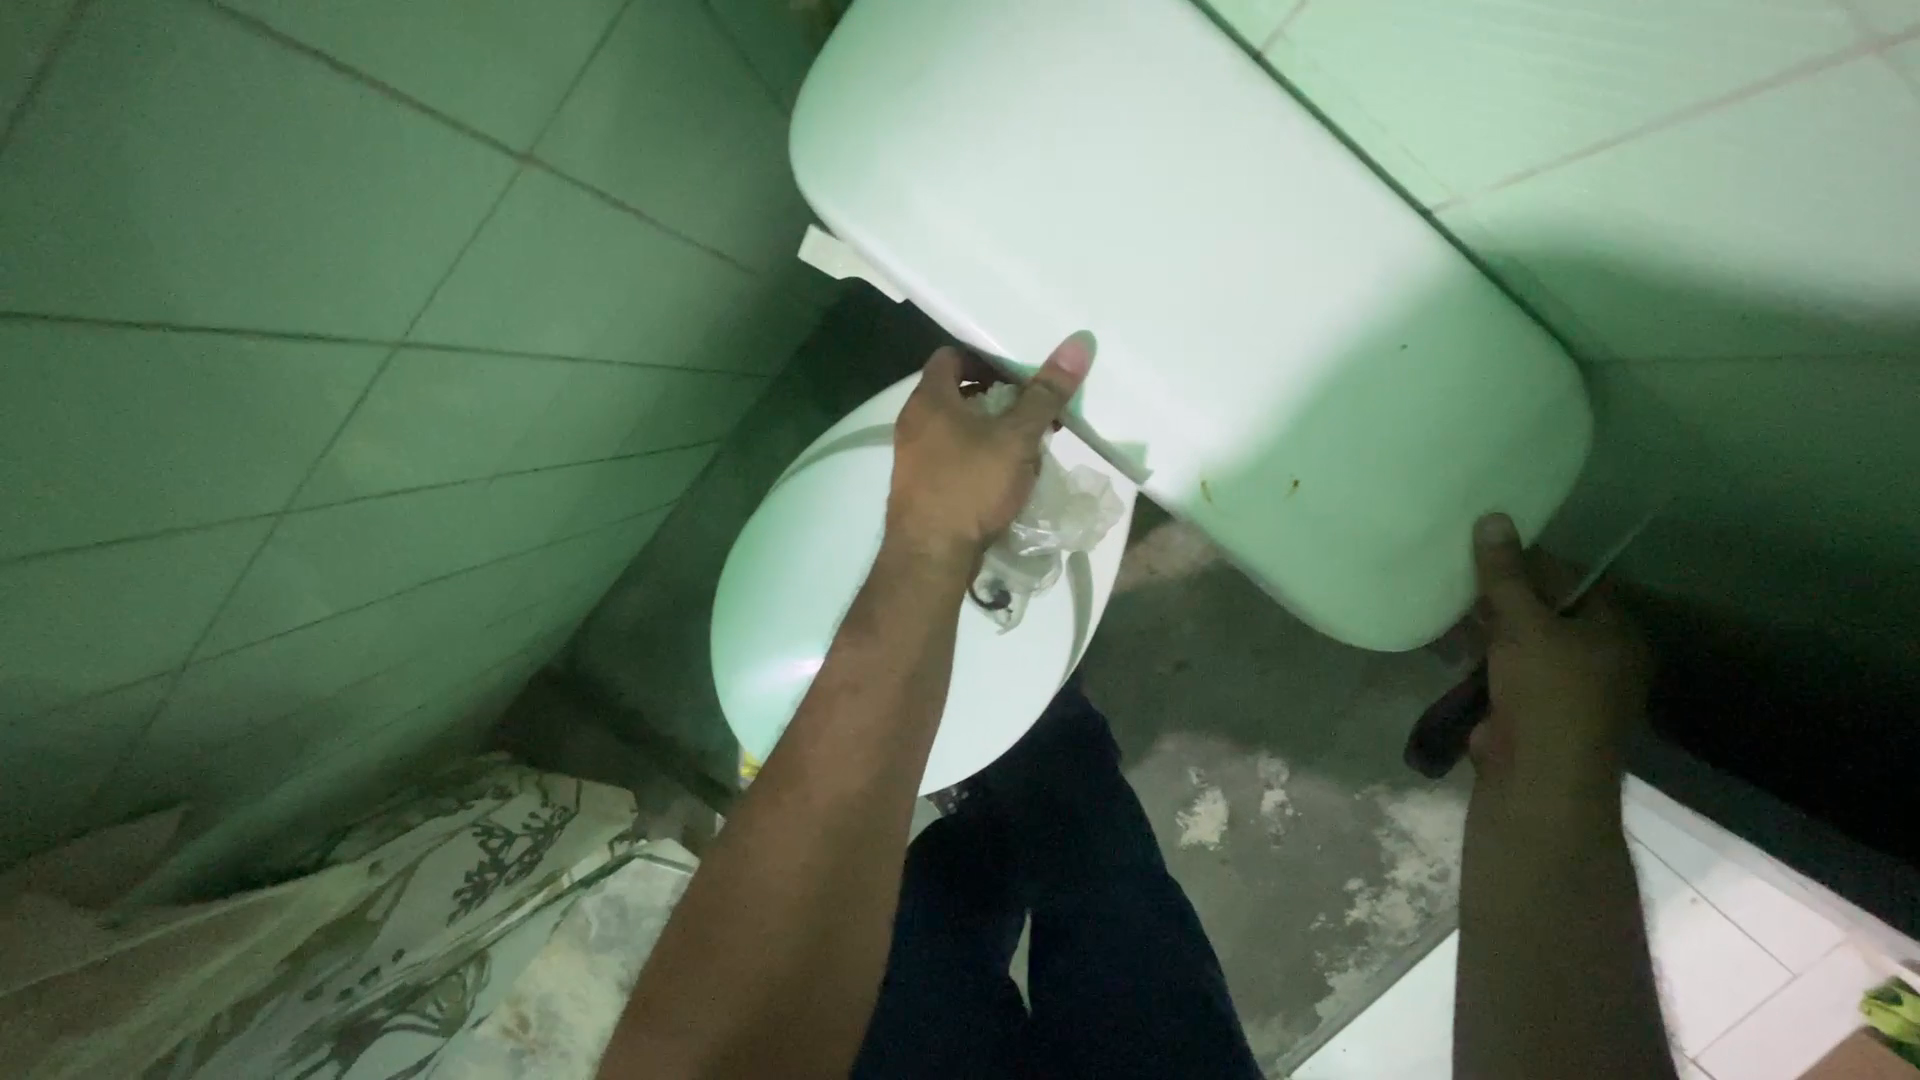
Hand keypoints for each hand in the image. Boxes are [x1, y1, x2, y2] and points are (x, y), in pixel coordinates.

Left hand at [884, 332, 1095, 568]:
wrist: (930, 556)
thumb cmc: (970, 486)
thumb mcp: (1016, 437)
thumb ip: (1045, 394)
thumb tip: (1078, 343)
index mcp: (929, 399)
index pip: (953, 356)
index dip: (987, 357)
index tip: (1020, 371)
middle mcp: (914, 423)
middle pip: (959, 394)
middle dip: (999, 398)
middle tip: (1034, 407)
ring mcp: (913, 458)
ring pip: (959, 430)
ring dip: (994, 432)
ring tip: (1030, 444)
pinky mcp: (921, 488)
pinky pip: (954, 459)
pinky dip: (980, 459)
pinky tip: (1009, 477)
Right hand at [1468, 514, 1652, 793]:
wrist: (1537, 773)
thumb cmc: (1547, 691)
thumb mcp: (1524, 624)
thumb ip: (1506, 574)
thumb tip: (1494, 517)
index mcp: (1615, 631)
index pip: (1574, 579)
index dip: (1532, 559)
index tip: (1487, 543)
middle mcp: (1598, 654)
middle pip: (1547, 607)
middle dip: (1504, 589)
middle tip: (1459, 564)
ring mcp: (1564, 683)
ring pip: (1522, 637)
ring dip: (1488, 619)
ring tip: (1446, 591)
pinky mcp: (1531, 703)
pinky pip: (1505, 663)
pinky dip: (1480, 648)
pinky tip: (1448, 633)